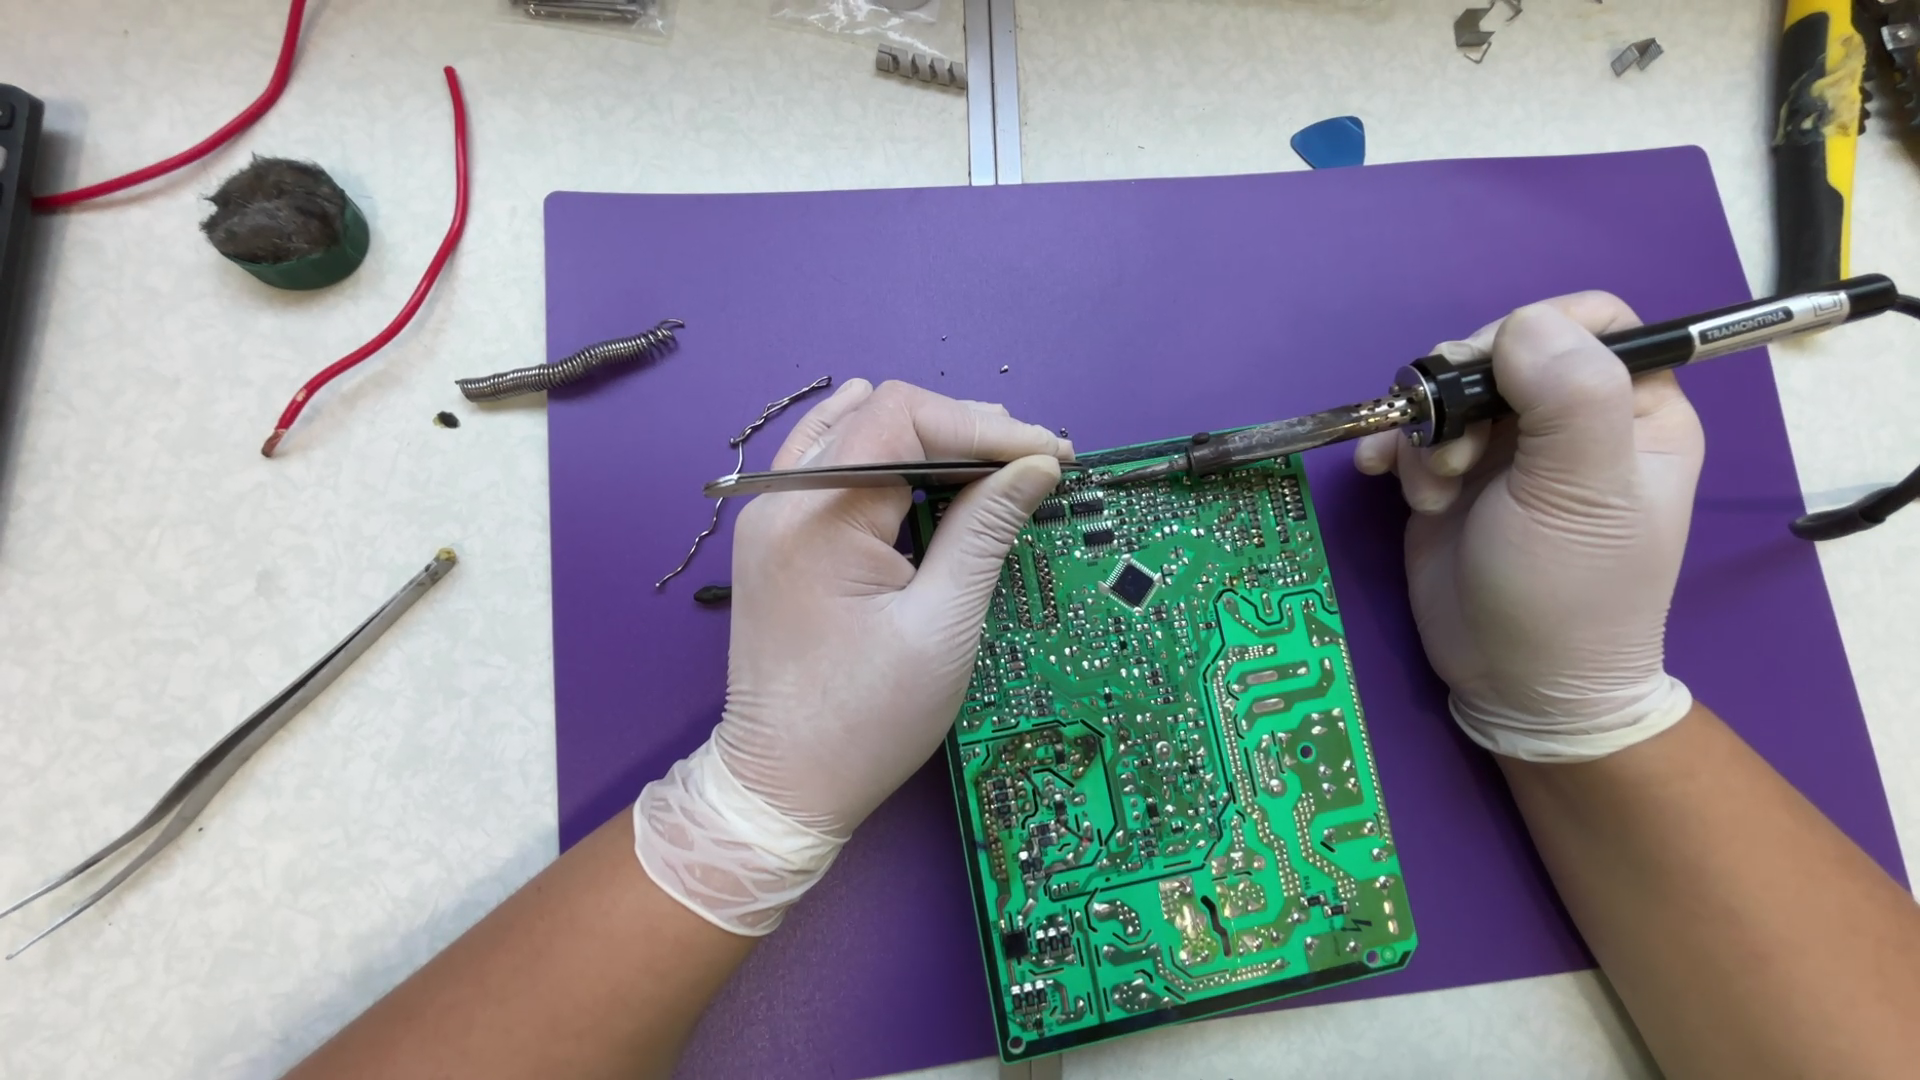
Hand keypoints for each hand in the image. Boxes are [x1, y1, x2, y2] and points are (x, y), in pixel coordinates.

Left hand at [635, 379, 1070, 933]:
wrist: (783, 785)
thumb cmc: (868, 719)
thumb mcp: (942, 624)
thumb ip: (984, 530)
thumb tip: (1036, 466)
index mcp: (817, 514)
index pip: (903, 417)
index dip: (984, 426)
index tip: (1049, 455)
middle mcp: (781, 496)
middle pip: (879, 416)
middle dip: (963, 430)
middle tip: (1033, 462)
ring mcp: (771, 514)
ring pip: (856, 433)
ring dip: (927, 438)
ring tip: (994, 461)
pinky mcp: (778, 536)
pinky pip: (831, 465)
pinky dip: (886, 457)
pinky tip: (920, 460)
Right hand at [1354, 294, 1704, 761]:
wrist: (1511, 678)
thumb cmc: (1566, 590)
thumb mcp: (1581, 495)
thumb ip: (1569, 400)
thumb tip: (1522, 322)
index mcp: (1628, 413)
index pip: (1588, 325)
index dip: (1530, 334)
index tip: (1485, 377)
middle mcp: (1563, 423)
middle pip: (1499, 356)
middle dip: (1459, 396)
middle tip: (1449, 452)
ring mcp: (1498, 453)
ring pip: (1445, 396)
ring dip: (1421, 434)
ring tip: (1428, 489)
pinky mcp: (1444, 480)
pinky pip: (1409, 436)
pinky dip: (1389, 449)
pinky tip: (1379, 476)